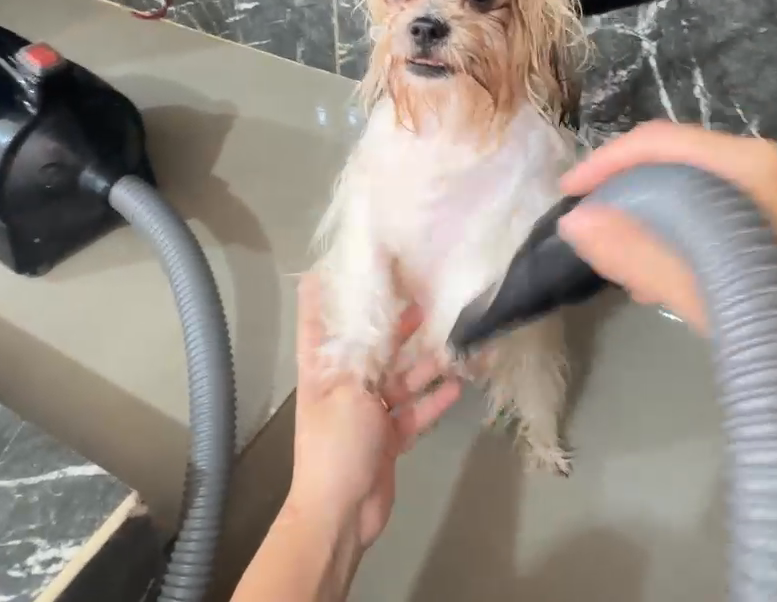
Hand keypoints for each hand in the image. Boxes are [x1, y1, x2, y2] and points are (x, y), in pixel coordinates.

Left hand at [289, 274, 462, 549]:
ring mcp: (368, 411)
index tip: (336, 263)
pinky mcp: (389, 435)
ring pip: (400, 377)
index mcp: (322, 370)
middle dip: (394, 323)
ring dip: (424, 362)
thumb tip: (384, 315)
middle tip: (423, 296)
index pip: (317, 321)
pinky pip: (415, 410)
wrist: (340, 513)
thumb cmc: (337, 444)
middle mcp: (344, 385)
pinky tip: (458, 384)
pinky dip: (434, 399)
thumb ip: (370, 353)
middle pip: (370, 346)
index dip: (322, 292)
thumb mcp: (350, 390)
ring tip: (451, 340)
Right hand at [556, 121, 776, 334]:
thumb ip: (640, 254)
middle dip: (624, 191)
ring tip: (621, 261)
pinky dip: (674, 231)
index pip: (659, 142)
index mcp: (748, 166)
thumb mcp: (709, 290)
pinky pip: (705, 208)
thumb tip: (573, 223)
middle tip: (590, 231)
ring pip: (685, 186)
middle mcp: (758, 164)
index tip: (567, 194)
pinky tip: (660, 274)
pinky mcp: (770, 219)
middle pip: (670, 159)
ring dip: (647, 215)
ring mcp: (768, 191)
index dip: (606, 162)